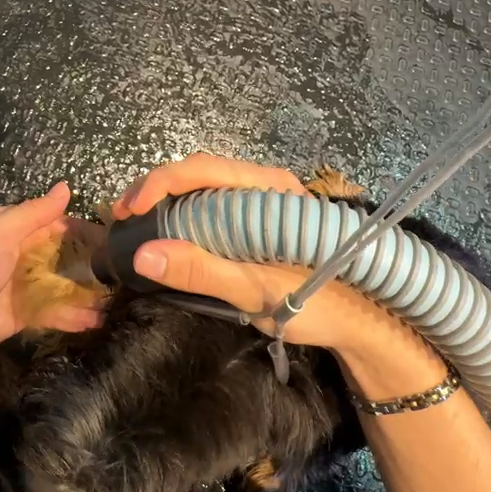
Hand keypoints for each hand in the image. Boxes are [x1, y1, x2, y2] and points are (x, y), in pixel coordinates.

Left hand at [0, 182, 103, 361]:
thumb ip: (33, 214)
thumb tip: (66, 188)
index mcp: (14, 228)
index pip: (57, 224)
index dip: (84, 230)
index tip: (114, 238)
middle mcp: (22, 254)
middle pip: (65, 256)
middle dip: (92, 264)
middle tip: (125, 273)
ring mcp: (24, 286)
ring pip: (63, 285)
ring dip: (87, 292)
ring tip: (119, 300)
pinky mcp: (24, 314)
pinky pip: (54, 312)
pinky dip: (74, 315)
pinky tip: (97, 320)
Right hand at [116, 156, 447, 398]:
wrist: (367, 323)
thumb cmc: (318, 304)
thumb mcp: (256, 292)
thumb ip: (202, 271)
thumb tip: (143, 255)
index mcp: (269, 190)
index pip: (203, 169)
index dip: (160, 183)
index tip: (129, 210)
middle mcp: (265, 184)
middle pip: (199, 172)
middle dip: (156, 189)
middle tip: (123, 218)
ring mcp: (263, 200)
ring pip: (204, 186)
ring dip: (167, 201)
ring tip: (139, 224)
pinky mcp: (261, 218)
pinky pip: (215, 203)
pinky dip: (185, 214)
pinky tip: (170, 233)